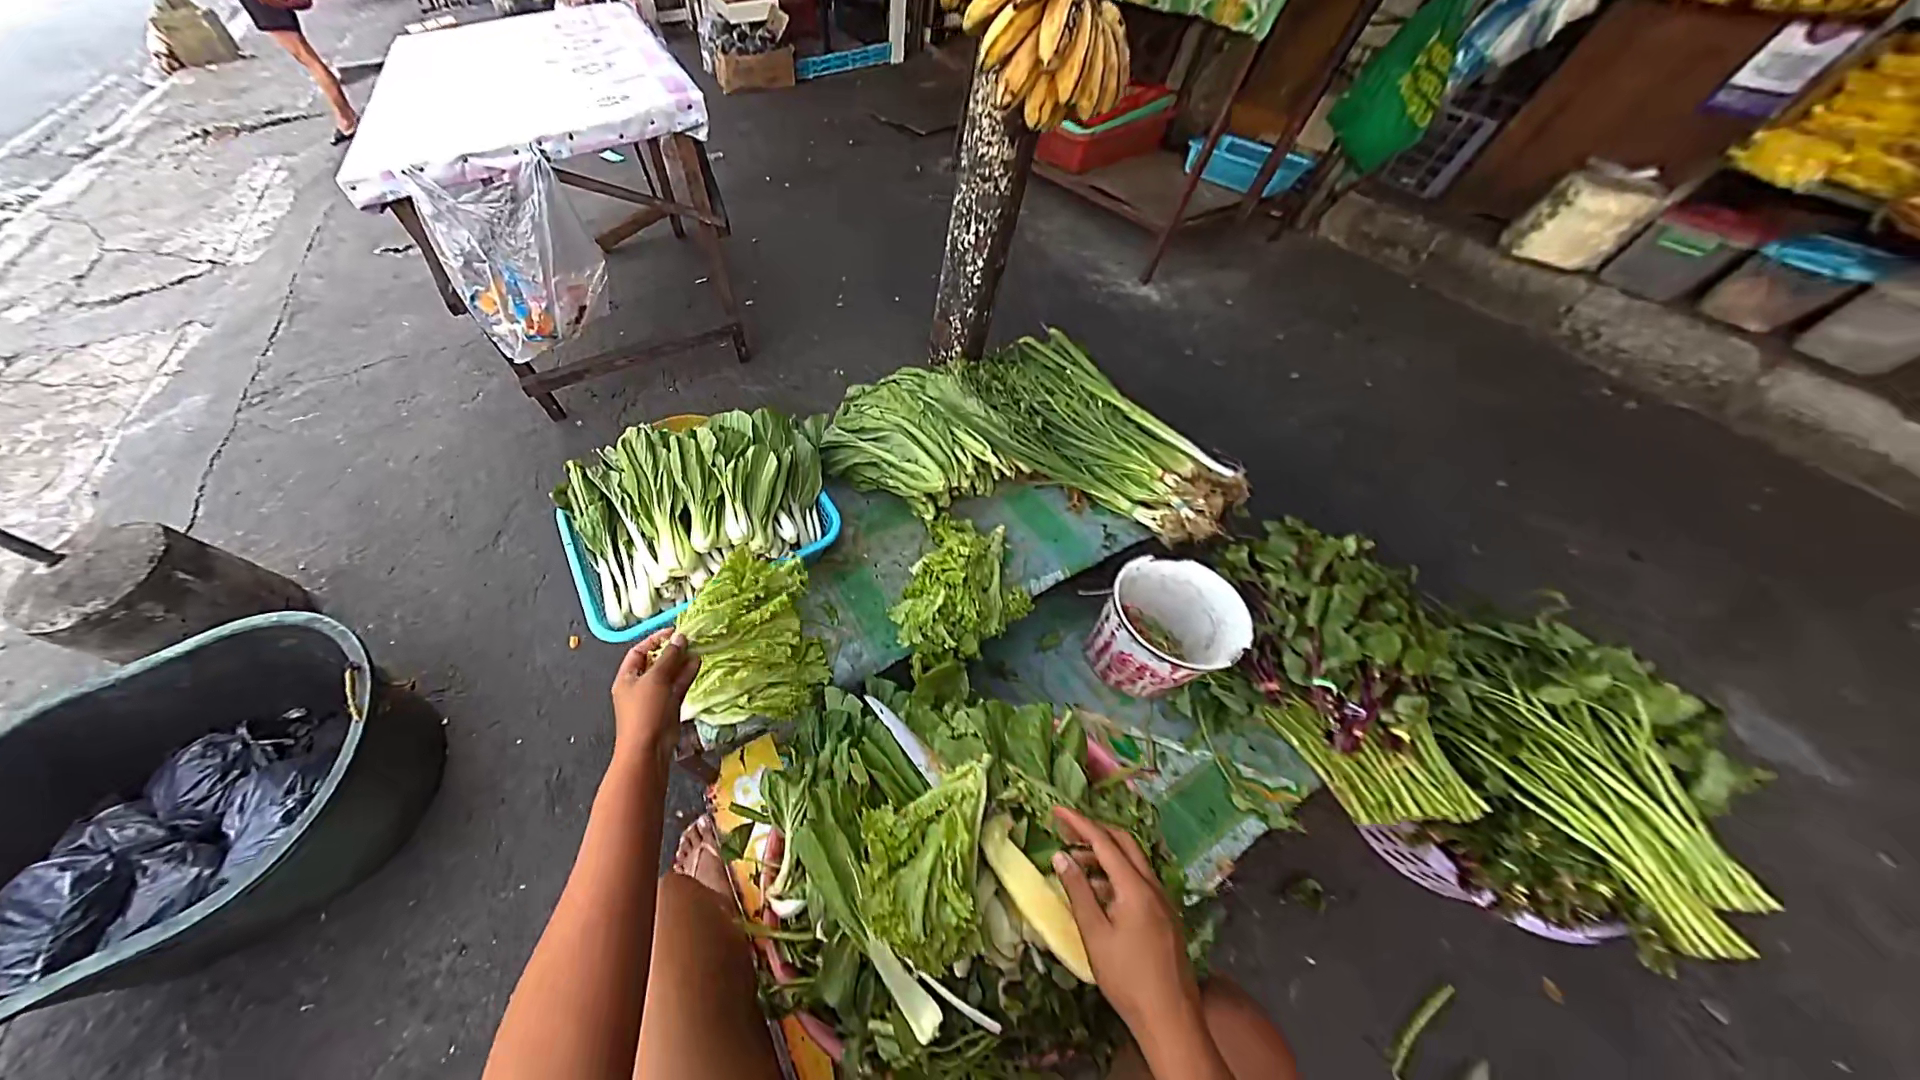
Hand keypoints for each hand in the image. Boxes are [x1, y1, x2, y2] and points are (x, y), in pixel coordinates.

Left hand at [610, 629, 699, 768]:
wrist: (648, 747)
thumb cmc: (645, 711)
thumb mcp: (655, 679)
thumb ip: (669, 657)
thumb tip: (680, 638)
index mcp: (627, 677)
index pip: (639, 651)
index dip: (655, 639)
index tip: (673, 631)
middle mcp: (639, 685)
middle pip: (656, 661)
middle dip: (671, 650)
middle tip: (688, 639)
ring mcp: (655, 696)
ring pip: (669, 673)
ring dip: (682, 661)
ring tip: (697, 648)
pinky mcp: (669, 705)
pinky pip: (678, 685)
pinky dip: (686, 674)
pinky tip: (697, 663)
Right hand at [1051, 807, 1220, 1073]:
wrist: (1171, 1019)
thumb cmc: (1127, 978)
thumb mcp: (1094, 934)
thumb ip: (1078, 891)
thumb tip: (1061, 856)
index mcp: (1135, 887)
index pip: (1103, 841)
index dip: (1078, 822)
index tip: (1056, 810)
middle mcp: (1153, 885)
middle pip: (1123, 842)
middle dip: (1094, 830)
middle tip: (1066, 829)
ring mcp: (1163, 900)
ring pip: (1133, 860)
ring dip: (1105, 853)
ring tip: (1076, 862)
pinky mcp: (1165, 915)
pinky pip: (1139, 880)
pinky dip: (1117, 873)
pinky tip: (1099, 891)